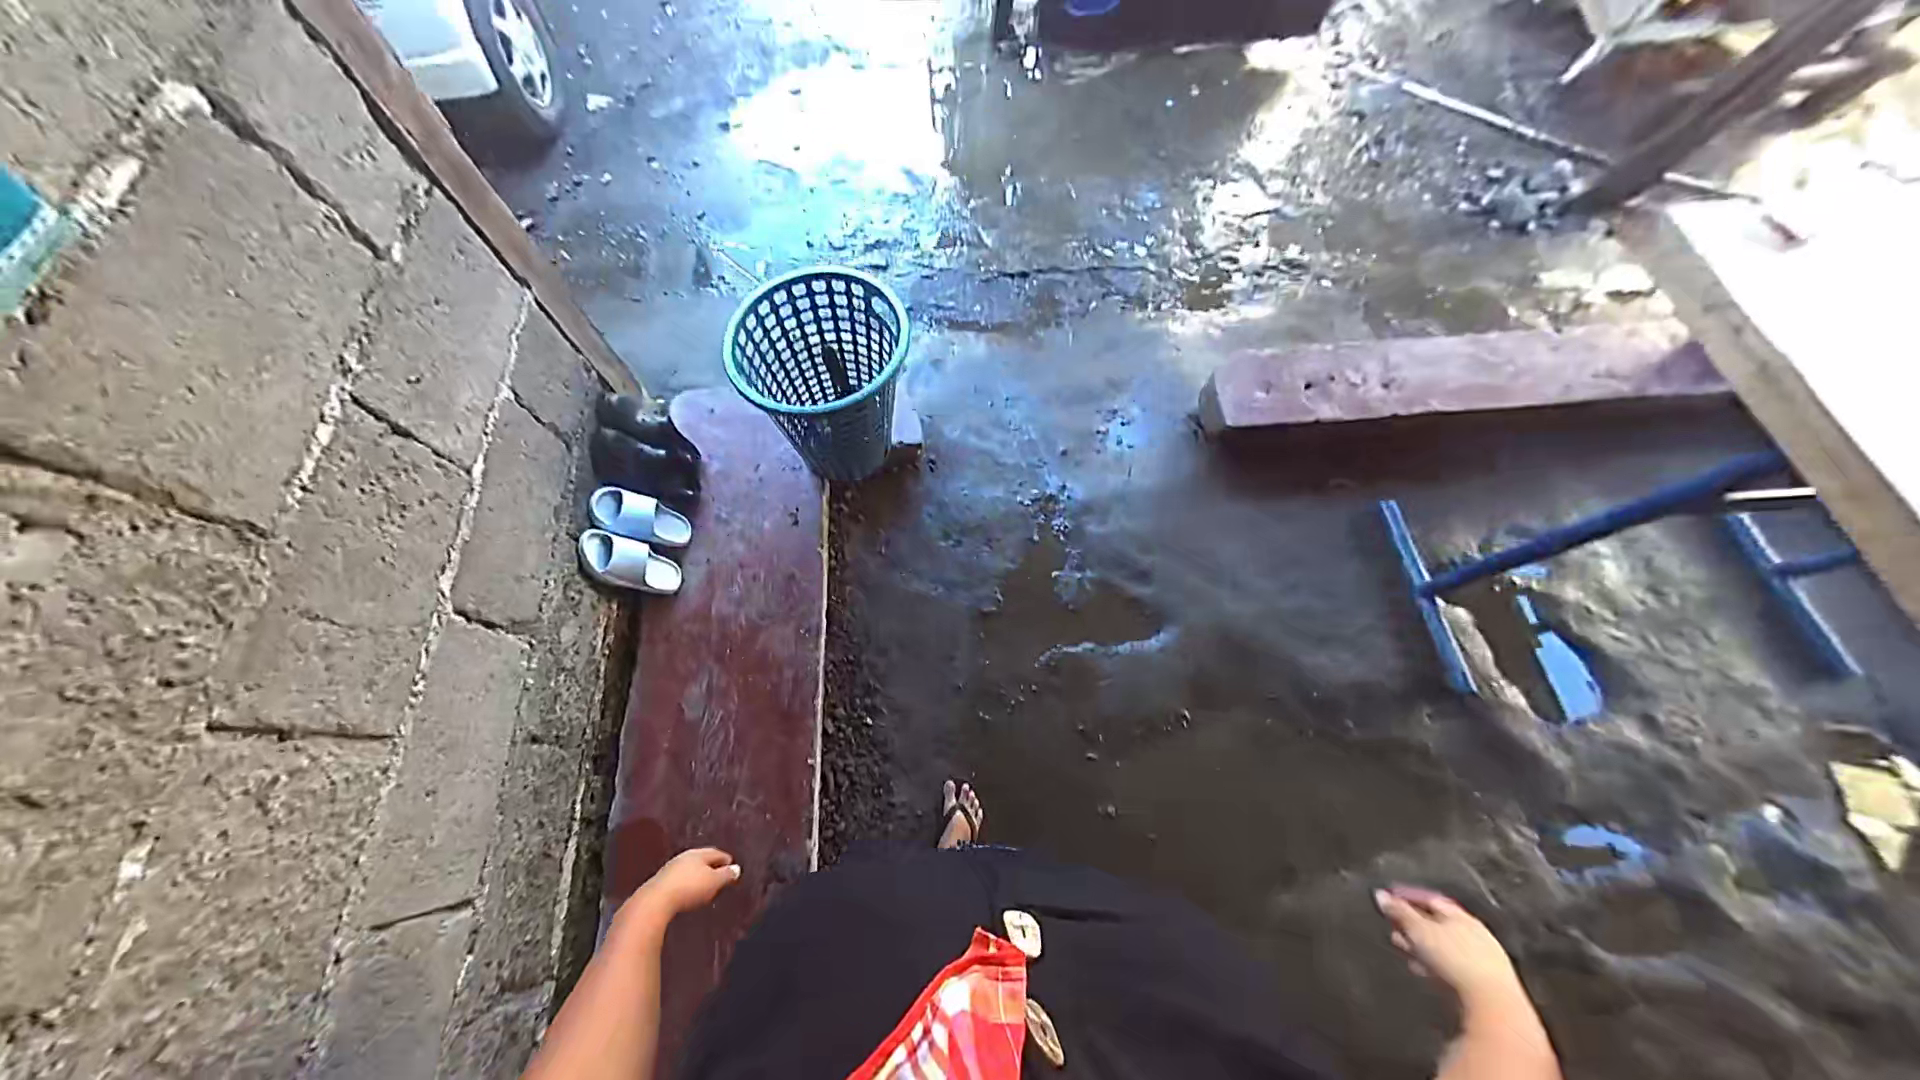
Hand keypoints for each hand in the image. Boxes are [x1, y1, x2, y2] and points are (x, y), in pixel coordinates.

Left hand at [632, 848, 741, 920]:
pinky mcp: (659, 884)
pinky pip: (678, 881)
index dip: (726, 861)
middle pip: (701, 860)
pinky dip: (685, 885)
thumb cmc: (688, 889)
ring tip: (704, 886)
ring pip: (688, 870)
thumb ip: (726, 875)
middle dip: (711, 867)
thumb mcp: (714, 882)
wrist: (654, 903)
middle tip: (719, 875)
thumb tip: (736, 869)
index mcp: (698, 854)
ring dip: (697, 876)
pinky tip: (687, 893)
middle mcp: (683, 858)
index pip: (716, 853)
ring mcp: (669, 870)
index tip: (731, 866)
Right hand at [1374, 885, 1522, 1005]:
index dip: (1407, 897)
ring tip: (1403, 948)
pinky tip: (1424, 970)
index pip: (1430, 898)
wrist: (1493, 1003)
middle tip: (1393, 926)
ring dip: (1422, 946)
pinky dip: (1435, 964)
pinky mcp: (1483, 981)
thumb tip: (1380, 894)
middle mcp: (1475, 932)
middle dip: (1412, 924)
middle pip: (1437, 923)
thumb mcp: (1419, 930)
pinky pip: (1452, 965)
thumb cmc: (1455, 958)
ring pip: (1444, 945)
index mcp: (1461, 915)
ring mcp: (1483, 957)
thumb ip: (1399, 911)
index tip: (1389, 898)